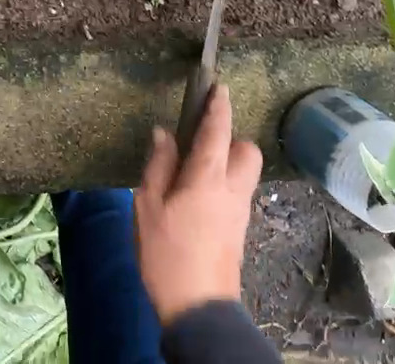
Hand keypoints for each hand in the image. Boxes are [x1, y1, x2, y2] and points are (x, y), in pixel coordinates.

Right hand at [135, 85, 262, 323]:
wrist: (199, 307)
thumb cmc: (166, 252)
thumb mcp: (148, 205)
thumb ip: (158, 165)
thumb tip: (165, 134)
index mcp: (207, 179)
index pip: (218, 132)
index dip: (218, 107)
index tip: (218, 86)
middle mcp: (232, 190)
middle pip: (247, 151)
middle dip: (230, 138)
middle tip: (200, 141)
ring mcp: (240, 211)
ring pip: (244, 172)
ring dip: (226, 159)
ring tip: (192, 166)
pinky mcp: (238, 228)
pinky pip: (237, 190)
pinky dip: (222, 180)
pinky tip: (194, 192)